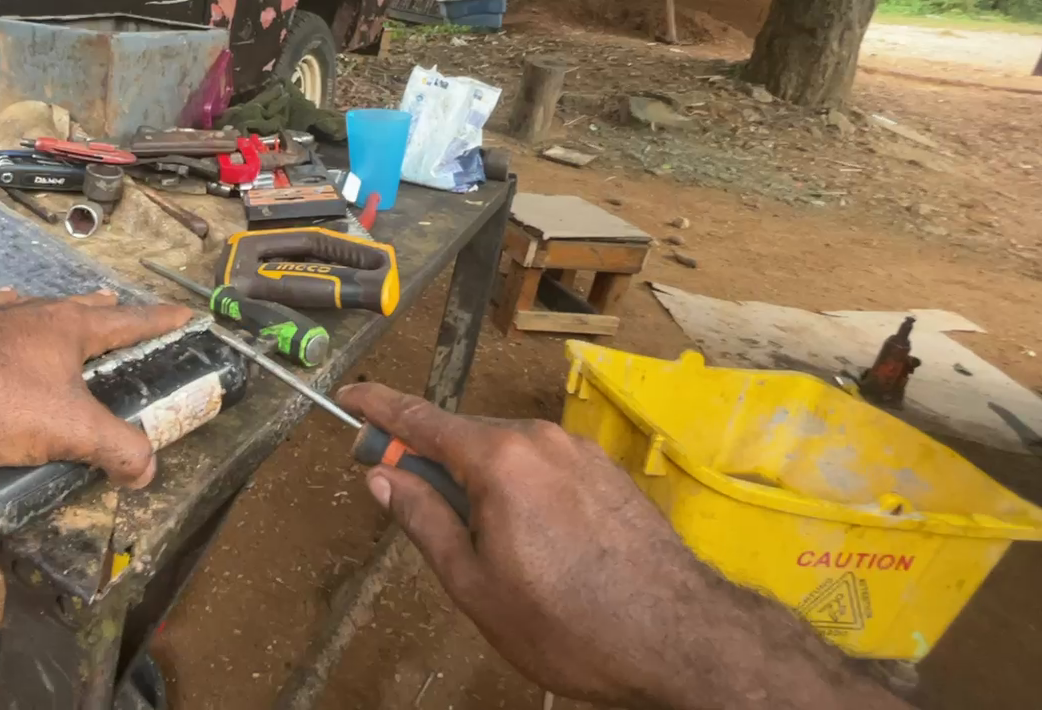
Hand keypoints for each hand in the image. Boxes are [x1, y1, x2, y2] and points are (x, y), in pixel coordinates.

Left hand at [0, 290, 191, 488]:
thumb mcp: (70, 430)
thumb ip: (116, 447)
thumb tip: (149, 468)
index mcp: (71, 328)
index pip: (128, 321)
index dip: (159, 320)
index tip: (184, 313)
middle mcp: (37, 314)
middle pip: (84, 307)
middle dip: (109, 311)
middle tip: (121, 309)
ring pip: (41, 307)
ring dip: (62, 310)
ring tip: (71, 309)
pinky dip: (11, 316)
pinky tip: (2, 314)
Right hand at [336, 383, 730, 705]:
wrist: (693, 644)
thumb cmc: (569, 623)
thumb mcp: (475, 585)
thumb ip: (422, 520)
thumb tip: (381, 475)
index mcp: (496, 460)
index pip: (418, 417)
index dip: (377, 405)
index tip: (348, 396)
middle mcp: (534, 437)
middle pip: (462, 438)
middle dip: (433, 463)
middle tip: (421, 505)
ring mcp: (575, 448)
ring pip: (504, 452)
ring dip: (479, 479)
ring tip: (496, 543)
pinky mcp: (605, 467)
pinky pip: (542, 463)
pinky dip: (520, 483)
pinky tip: (541, 536)